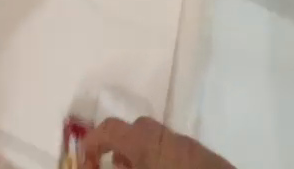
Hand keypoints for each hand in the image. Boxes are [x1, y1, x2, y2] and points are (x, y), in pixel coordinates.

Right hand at [80, 118, 236, 168]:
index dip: (93, 142)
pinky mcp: (207, 158)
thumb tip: (98, 165)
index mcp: (142, 139)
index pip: (108, 129)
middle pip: (133, 132)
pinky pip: (176, 154)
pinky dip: (164, 162)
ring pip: (156, 143)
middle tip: (116, 167)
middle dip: (120, 148)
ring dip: (143, 157)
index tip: (86, 161)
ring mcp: (187, 145)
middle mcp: (162, 134)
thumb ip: (117, 167)